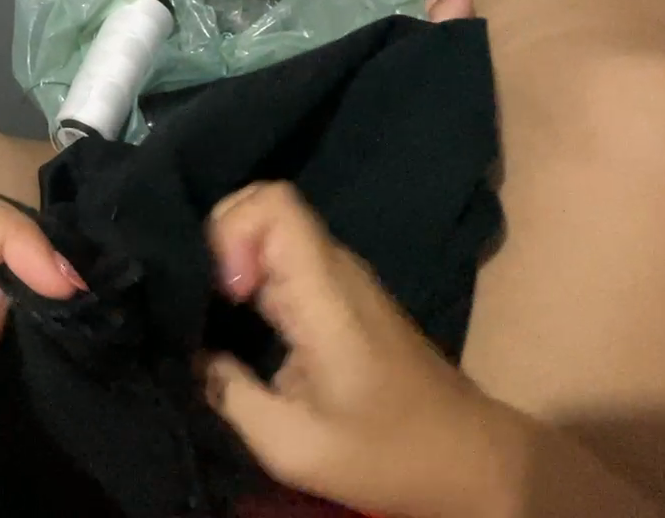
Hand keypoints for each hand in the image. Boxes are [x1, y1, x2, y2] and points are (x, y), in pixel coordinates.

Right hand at [203, 183, 523, 517]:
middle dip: (221, 240)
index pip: (275, 203)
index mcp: (326, 291)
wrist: (472, 462)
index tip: (227, 289)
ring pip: (269, 228)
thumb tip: (193, 356)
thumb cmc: (389, 454)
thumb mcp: (296, 447)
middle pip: (263, 206)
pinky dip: (249, 271)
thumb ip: (231, 397)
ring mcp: (338, 277)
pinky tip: (239, 318)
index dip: (233, 227)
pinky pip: (280, 256)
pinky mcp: (337, 293)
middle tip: (212, 298)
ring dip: (232, 256)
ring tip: (215, 309)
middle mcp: (333, 268)